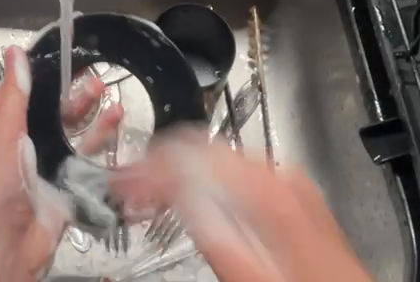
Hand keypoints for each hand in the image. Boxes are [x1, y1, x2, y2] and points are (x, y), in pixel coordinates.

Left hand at [0, 47, 113, 281]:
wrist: (9, 246)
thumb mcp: (3, 134)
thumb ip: (14, 95)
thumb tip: (14, 53)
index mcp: (1, 126)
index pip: (23, 90)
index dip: (43, 73)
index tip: (66, 55)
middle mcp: (23, 140)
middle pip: (53, 109)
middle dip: (74, 93)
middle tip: (95, 77)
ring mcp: (46, 161)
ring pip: (72, 130)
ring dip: (91, 113)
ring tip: (109, 96)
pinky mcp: (65, 182)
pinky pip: (86, 156)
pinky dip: (101, 139)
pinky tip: (114, 125)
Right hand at [113, 131, 369, 281]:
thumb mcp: (246, 271)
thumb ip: (206, 225)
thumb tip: (168, 189)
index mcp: (266, 186)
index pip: (187, 150)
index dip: (147, 166)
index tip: (123, 183)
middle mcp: (280, 173)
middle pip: (201, 150)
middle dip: (160, 167)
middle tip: (130, 190)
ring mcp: (291, 183)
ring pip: (218, 159)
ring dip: (181, 173)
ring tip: (154, 196)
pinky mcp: (296, 198)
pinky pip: (239, 174)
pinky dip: (209, 183)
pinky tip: (195, 202)